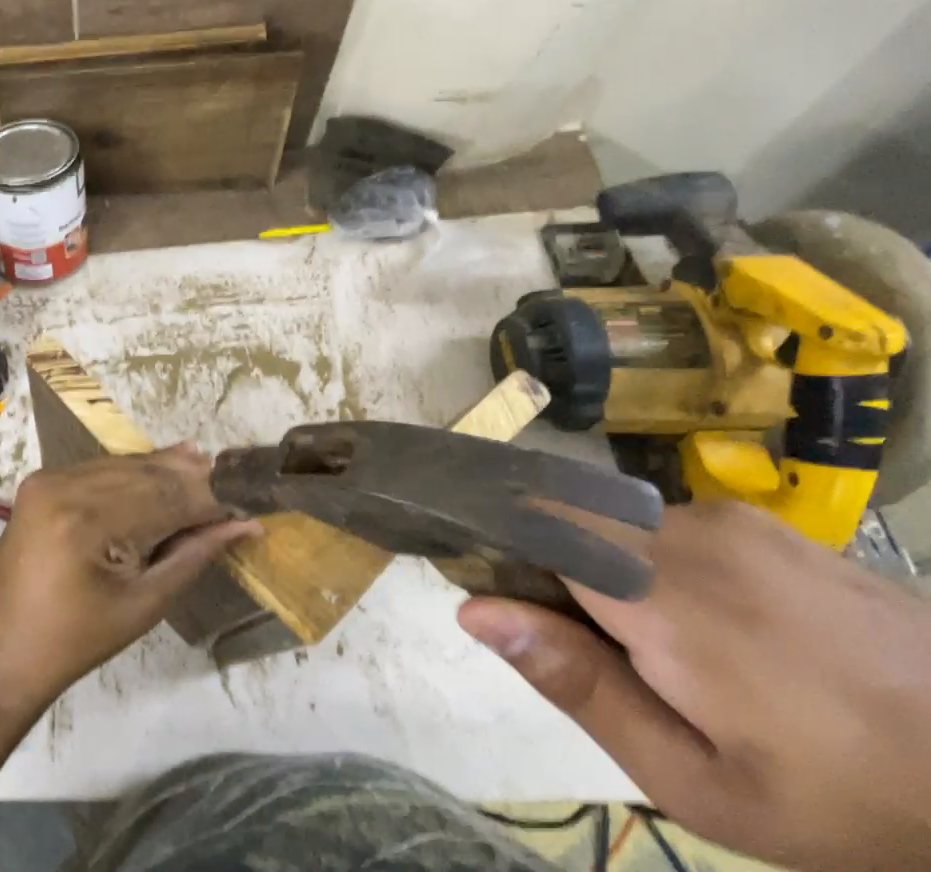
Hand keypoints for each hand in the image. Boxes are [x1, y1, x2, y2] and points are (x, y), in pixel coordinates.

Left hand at [0, 444, 261, 701]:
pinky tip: (163, 465)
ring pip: (123, 467)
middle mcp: (63, 487)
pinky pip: (98, 470)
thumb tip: (245, 525)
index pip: (166, 498)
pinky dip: (132, 472)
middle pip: (144, 474)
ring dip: (164, 470)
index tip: (251, 502)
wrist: (4, 646)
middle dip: (191, 479)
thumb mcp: (144, 603)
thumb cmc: (76, 639)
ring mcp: (47, 480)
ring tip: (207, 465)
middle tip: (237, 478)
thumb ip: (193, 555)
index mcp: (86, 520)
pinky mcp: (40, 483)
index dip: (211, 499)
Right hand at [459, 500, 930, 871]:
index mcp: (667, 594)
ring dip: (598, 574)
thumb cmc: (846, 800)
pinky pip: (665, 531)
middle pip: (565, 522)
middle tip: (586, 657)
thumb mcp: (695, 780)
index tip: (491, 602)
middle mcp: (695, 534)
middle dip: (547, 574)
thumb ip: (579, 687)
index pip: (530, 520)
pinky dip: (649, 569)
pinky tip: (704, 634)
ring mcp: (739, 523)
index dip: (492, 548)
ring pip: (610, 526)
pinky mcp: (769, 527)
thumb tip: (474, 610)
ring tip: (653, 656)